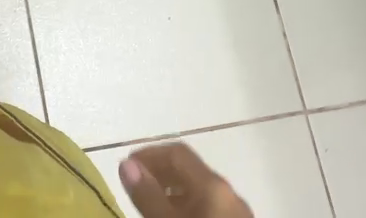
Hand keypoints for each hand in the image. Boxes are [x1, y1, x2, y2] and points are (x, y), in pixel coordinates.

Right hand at [120, 144, 252, 217]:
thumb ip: (147, 195)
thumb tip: (127, 165)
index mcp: (212, 185)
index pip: (177, 153)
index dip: (148, 154)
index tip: (127, 168)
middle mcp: (229, 193)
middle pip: (190, 170)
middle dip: (160, 173)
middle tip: (135, 186)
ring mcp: (238, 214)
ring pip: (201, 192)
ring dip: (173, 192)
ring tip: (151, 207)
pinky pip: (210, 209)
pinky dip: (188, 208)